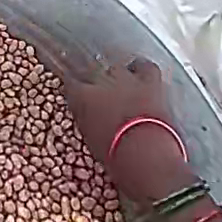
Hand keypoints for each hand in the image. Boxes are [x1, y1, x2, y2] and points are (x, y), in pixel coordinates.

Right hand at [68, 58, 195, 202]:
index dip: (75, 91)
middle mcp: (99, 81)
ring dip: (117, 77)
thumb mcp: (90, 137)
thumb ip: (87, 119)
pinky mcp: (149, 82)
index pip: (71, 84)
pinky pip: (144, 67)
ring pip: (117, 68)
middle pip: (93, 72)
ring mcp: (125, 79)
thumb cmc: (113, 155)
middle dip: (95, 83)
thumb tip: (90, 115)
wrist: (146, 154)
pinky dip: (142, 70)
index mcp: (81, 96)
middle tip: (101, 97)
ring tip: (121, 87)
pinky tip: (141, 76)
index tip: (78, 98)